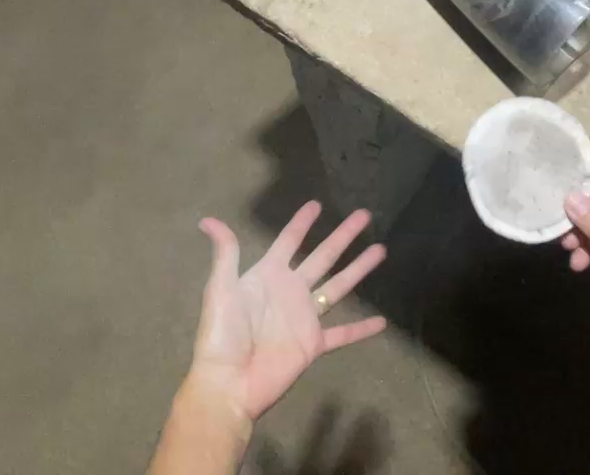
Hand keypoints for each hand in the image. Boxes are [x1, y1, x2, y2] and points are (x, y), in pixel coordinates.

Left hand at [185, 202, 387, 421]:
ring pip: (338, 287)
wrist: (228, 383)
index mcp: (269, 275)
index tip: (317, 204)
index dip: (302, 223)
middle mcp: (291, 290)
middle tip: (364, 215)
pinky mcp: (313, 344)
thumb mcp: (220, 289)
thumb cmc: (221, 334)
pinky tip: (382, 321)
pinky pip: (342, 334)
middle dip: (343, 236)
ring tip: (381, 249)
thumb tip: (207, 220)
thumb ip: (225, 254)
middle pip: (323, 256)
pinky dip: (361, 328)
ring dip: (359, 269)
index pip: (289, 241)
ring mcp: (304, 317)